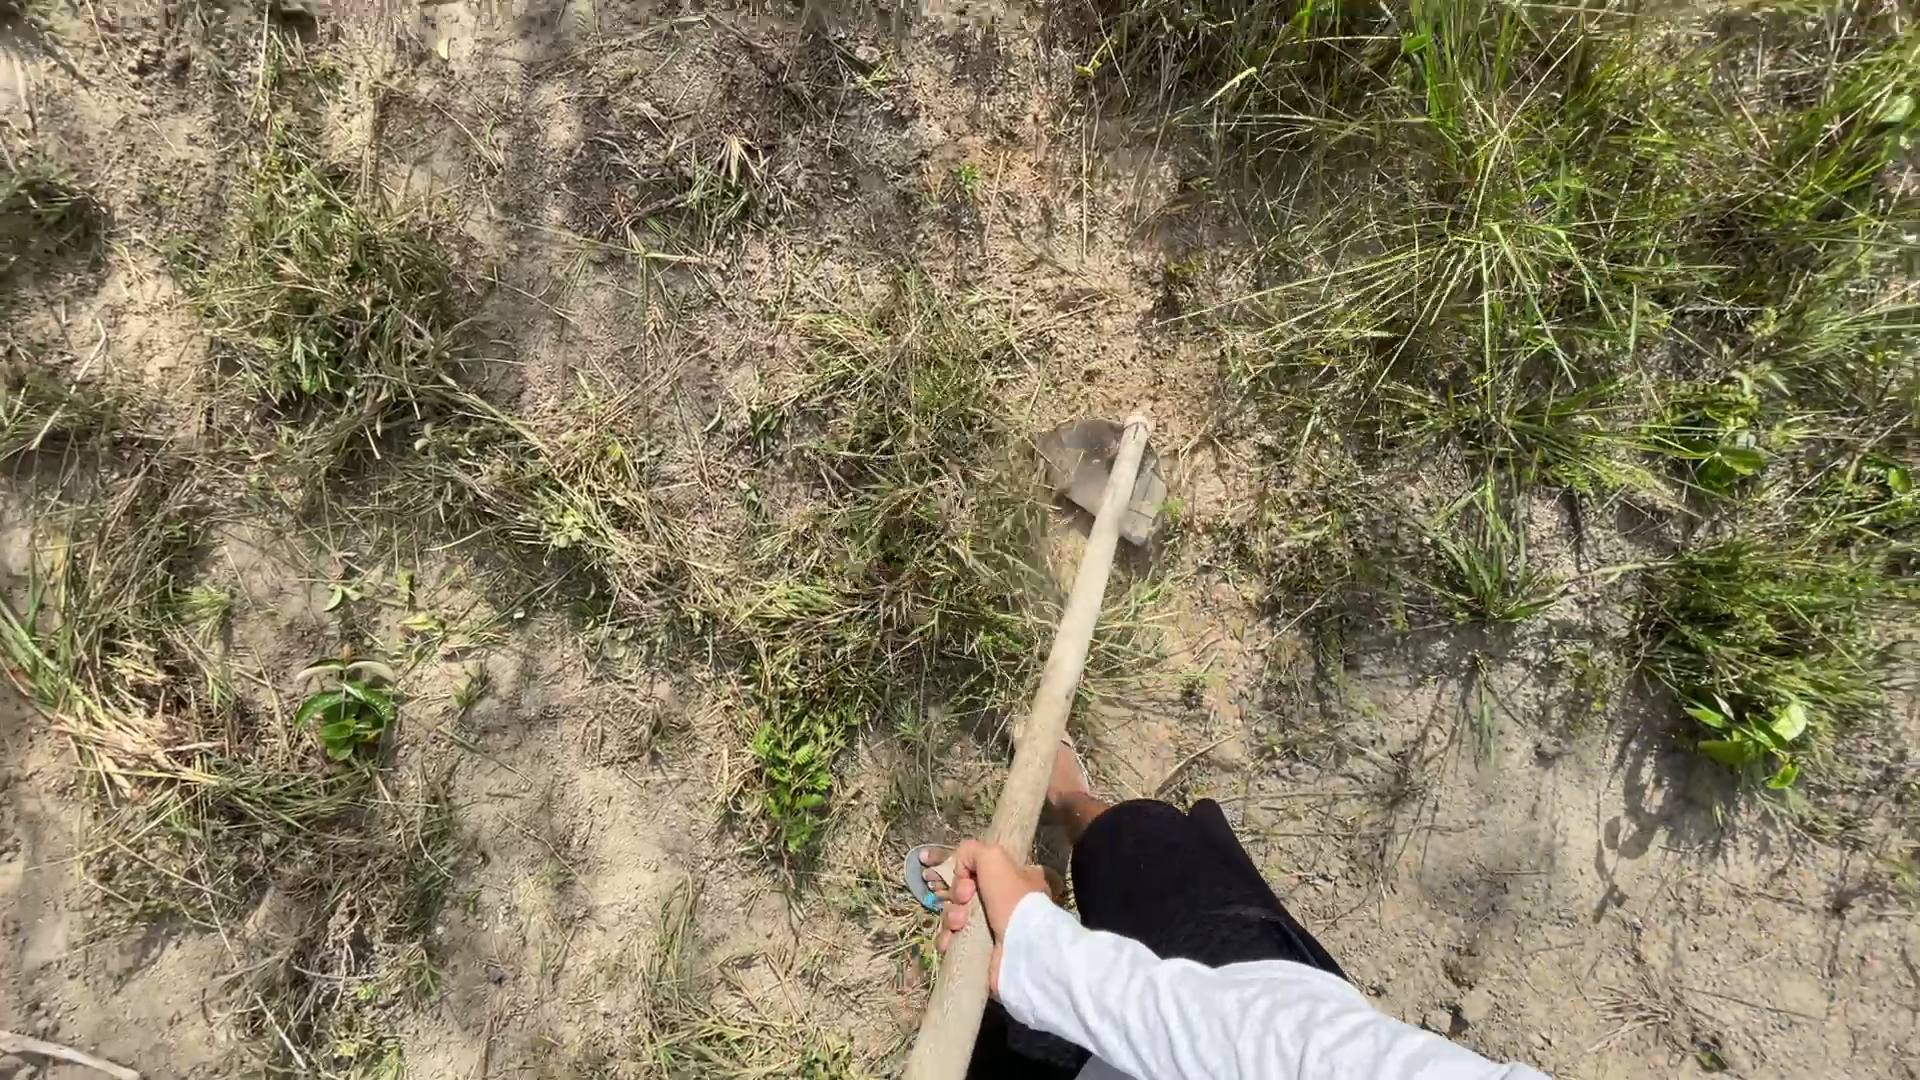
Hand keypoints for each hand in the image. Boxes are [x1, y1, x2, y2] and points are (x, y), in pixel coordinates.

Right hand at [935, 839, 1050, 993]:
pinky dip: (948, 939)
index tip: (967, 878)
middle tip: (964, 899)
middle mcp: (1006, 902)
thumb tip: (961, 866)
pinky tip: (950, 941)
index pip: (982, 869)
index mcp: (1016, 878)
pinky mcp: (981, 951)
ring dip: (952, 917)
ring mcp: (993, 928)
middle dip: (958, 894)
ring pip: (957, 915)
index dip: (967, 872)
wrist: (1022, 948)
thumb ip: (973, 851)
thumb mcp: (993, 857)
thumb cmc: (1011, 897)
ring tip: (959, 923)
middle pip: (966, 892)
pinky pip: (955, 939)